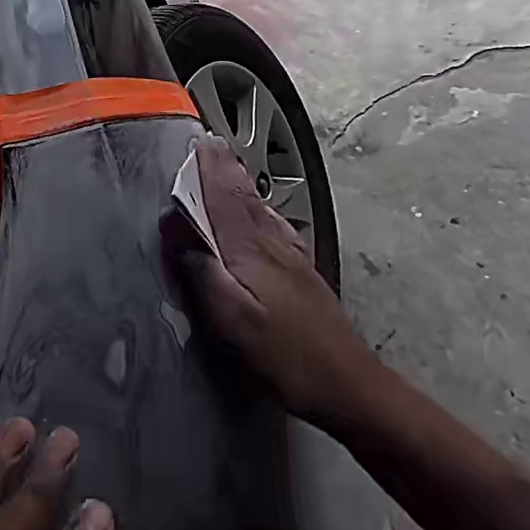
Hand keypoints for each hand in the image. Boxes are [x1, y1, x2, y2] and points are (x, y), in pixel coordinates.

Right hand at [177, 135, 379, 423]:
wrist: (351, 386)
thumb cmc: (287, 356)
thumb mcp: (233, 320)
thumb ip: (202, 274)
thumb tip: (178, 236)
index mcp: (251, 251)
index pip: (225, 198)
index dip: (211, 170)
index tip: (201, 143)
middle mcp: (273, 245)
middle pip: (244, 197)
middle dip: (225, 169)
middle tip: (210, 146)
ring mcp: (292, 259)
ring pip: (261, 209)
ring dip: (240, 185)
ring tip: (227, 170)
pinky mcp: (303, 275)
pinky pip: (274, 226)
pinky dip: (259, 209)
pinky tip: (261, 215)